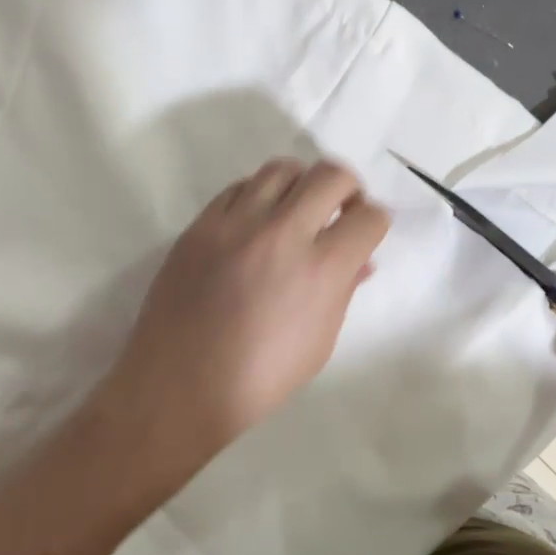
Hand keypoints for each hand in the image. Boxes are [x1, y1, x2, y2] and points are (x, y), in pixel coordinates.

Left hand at [102, 158, 390, 455]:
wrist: (182, 385)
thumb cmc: (259, 379)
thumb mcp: (317, 344)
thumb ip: (342, 294)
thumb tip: (359, 262)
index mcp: (321, 270)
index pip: (369, 218)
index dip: (374, 224)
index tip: (364, 235)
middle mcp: (282, 233)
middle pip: (331, 175)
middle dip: (347, 189)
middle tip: (338, 212)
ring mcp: (236, 224)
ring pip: (281, 169)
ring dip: (300, 185)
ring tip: (295, 212)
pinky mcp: (201, 225)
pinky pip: (239, 188)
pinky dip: (257, 197)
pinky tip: (255, 223)